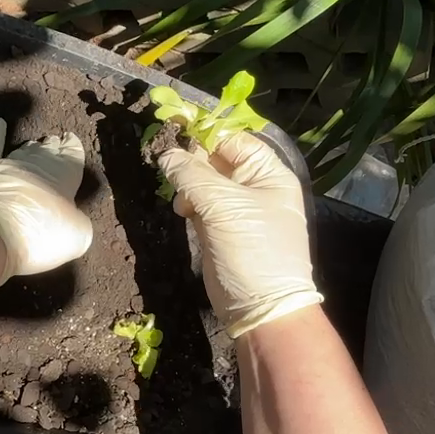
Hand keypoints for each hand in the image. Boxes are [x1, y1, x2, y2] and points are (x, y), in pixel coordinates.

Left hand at [0, 119, 91, 285]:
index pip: (72, 153)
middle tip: (55, 143)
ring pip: (24, 149)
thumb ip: (79, 220)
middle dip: (53, 146)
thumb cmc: (41, 234)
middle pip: (48, 149)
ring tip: (36, 145)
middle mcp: (39, 162)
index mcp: (65, 174)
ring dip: (32, 148)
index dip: (73, 146)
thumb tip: (73, 216)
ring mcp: (10, 163)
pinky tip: (0, 125)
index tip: (72, 141)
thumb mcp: (77, 235)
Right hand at [159, 133, 318, 338]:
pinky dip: (187, 203)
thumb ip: (190, 174)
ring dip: (187, 185)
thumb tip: (165, 154)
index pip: (233, 139)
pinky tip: (183, 212)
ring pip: (202, 181)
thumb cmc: (252, 249)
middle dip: (191, 161)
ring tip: (182, 200)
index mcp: (268, 174)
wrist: (259, 308)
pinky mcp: (219, 228)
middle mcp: (255, 186)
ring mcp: (236, 208)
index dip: (204, 132)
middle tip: (170, 166)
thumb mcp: (222, 206)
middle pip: (215, 158)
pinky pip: (199, 203)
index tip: (171, 125)